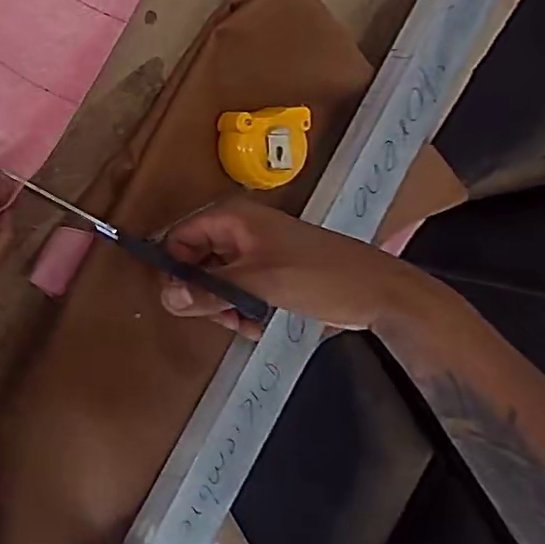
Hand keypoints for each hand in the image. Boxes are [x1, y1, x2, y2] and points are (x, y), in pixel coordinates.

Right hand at [158, 197, 421, 337]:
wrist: (378, 292)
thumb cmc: (318, 276)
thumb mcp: (258, 284)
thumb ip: (209, 291)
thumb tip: (166, 297)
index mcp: (232, 218)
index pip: (179, 237)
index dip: (175, 268)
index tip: (181, 299)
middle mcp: (238, 229)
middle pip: (196, 261)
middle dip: (204, 293)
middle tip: (220, 316)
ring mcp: (254, 251)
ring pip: (216, 280)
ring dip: (224, 306)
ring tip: (245, 323)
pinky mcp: (268, 271)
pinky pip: (237, 289)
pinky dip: (241, 309)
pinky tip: (258, 325)